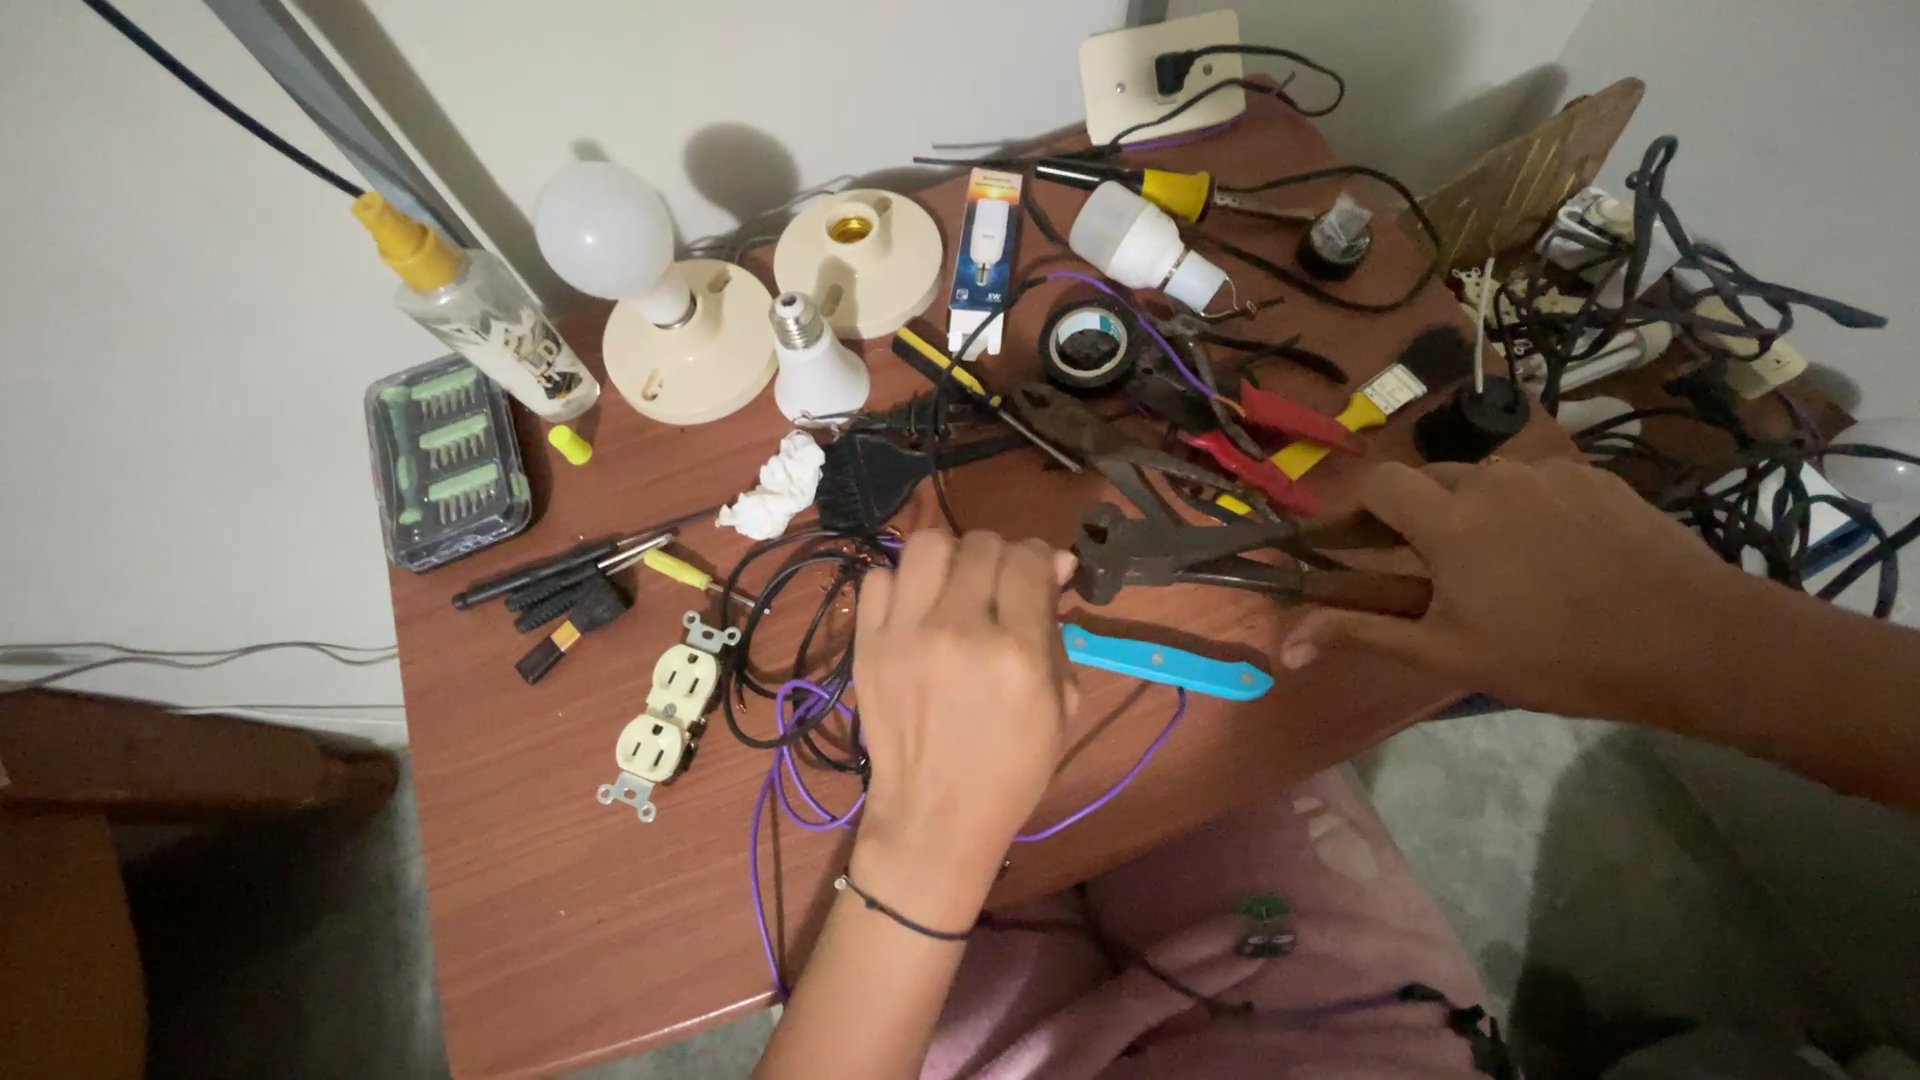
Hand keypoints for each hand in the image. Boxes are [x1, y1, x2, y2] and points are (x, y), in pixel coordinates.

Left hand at [850, 530, 1078, 918]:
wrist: (934, 815)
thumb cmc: (1011, 769)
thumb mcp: (1060, 705)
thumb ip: (1056, 628)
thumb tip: (1053, 564)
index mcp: (1017, 652)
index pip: (1026, 557)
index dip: (1037, 557)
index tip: (1036, 575)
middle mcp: (958, 630)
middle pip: (979, 543)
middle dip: (998, 556)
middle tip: (997, 586)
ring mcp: (904, 634)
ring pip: (926, 544)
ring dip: (949, 557)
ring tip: (954, 587)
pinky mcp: (867, 644)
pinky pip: (878, 576)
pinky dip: (900, 583)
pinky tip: (915, 609)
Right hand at [1281, 459, 1755, 718]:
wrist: (1698, 641)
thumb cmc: (1555, 652)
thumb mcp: (1446, 652)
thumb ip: (1361, 634)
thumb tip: (1285, 648)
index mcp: (1448, 517)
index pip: (1378, 482)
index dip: (1359, 508)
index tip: (1360, 545)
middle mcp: (1492, 479)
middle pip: (1428, 477)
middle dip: (1415, 513)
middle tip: (1429, 566)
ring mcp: (1551, 474)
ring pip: (1484, 478)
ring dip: (1470, 509)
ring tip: (1497, 562)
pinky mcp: (1599, 477)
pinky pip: (1537, 481)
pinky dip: (1524, 507)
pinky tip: (1553, 553)